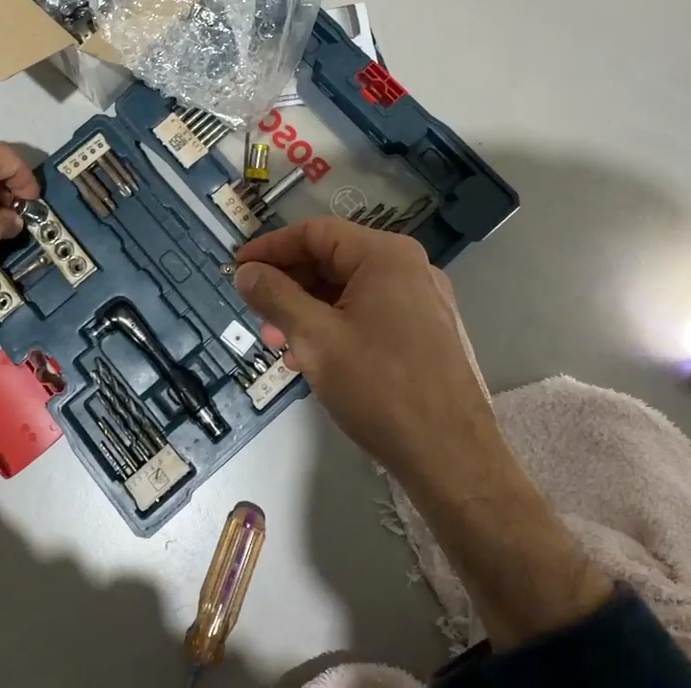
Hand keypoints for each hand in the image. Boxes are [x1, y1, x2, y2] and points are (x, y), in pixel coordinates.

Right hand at [240, 218, 620, 652]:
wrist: (453, 458)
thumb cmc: (380, 390)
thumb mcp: (315, 338)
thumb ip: (275, 296)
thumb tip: (246, 273)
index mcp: (385, 256)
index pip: (315, 232)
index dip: (270, 248)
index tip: (238, 270)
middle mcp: (410, 268)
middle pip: (334, 259)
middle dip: (289, 283)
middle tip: (256, 312)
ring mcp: (424, 301)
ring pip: (350, 290)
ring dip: (309, 308)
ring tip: (280, 342)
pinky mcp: (428, 333)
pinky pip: (370, 313)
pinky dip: (336, 325)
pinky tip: (314, 356)